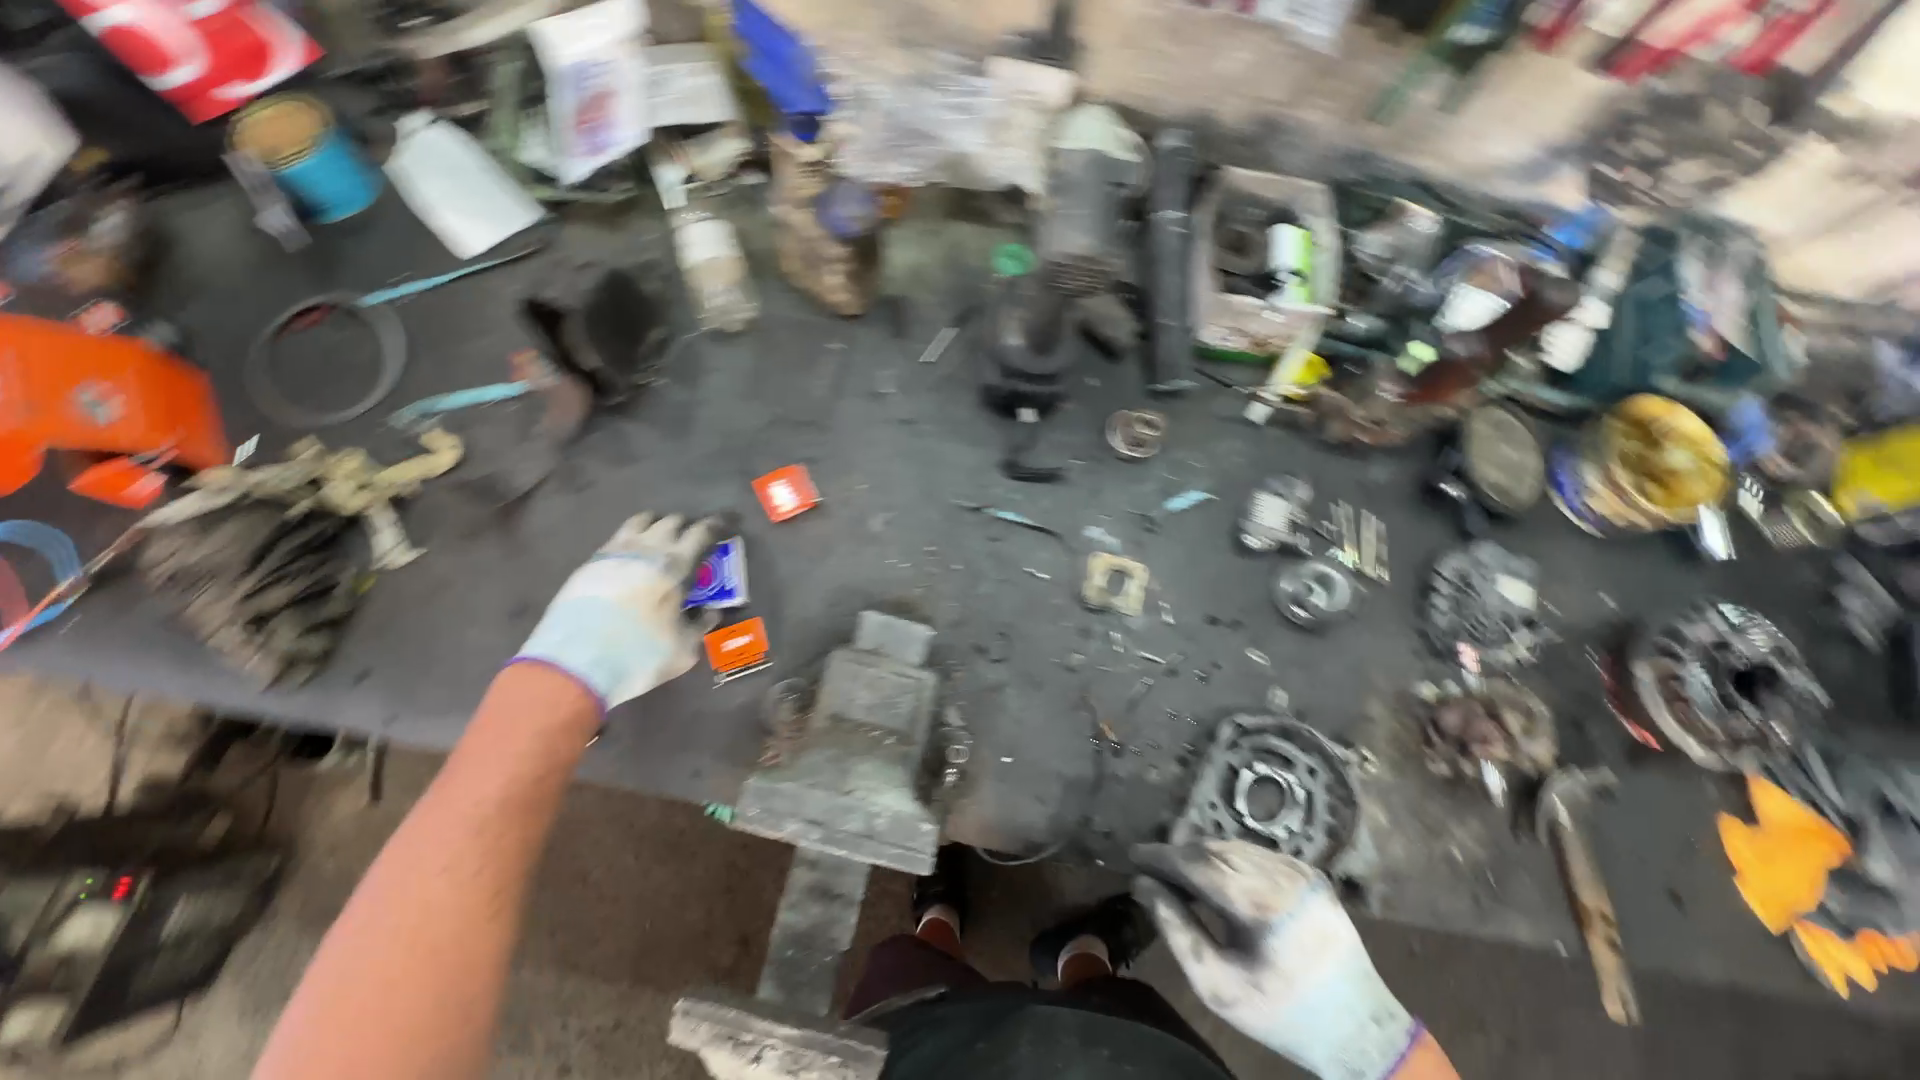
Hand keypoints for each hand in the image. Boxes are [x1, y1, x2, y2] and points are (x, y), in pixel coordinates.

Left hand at [511, 512, 724, 710]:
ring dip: (655, 526)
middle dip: (684, 527)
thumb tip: (710, 612)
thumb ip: (701, 625)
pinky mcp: (590, 563)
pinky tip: (630, 556)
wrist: (578, 662)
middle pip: (670, 522)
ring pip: (640, 522)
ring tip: (659, 539)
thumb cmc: (640, 655)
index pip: (701, 532)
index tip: (722, 527)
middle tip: (690, 541)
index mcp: (676, 565)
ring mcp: (615, 552)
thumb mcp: (684, 649)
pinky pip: (616, 538)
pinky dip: (630, 539)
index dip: (715, 526)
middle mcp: (647, 549)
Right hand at [1132, 840, 1421, 1079]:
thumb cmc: (1281, 1013)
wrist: (1359, 1029)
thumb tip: (1142, 886)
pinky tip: (1214, 880)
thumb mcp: (1217, 984)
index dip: (1161, 856)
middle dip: (1179, 855)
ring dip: (1203, 856)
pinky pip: (1259, 856)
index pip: (1199, 861)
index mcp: (1263, 902)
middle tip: (1149, 869)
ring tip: (1176, 875)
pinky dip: (1229, 861)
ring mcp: (1302, 871)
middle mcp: (1285, 874)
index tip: (1132, 856)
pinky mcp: (1312, 876)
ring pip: (1237, 848)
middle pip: (1217, 849)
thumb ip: (1176, 929)